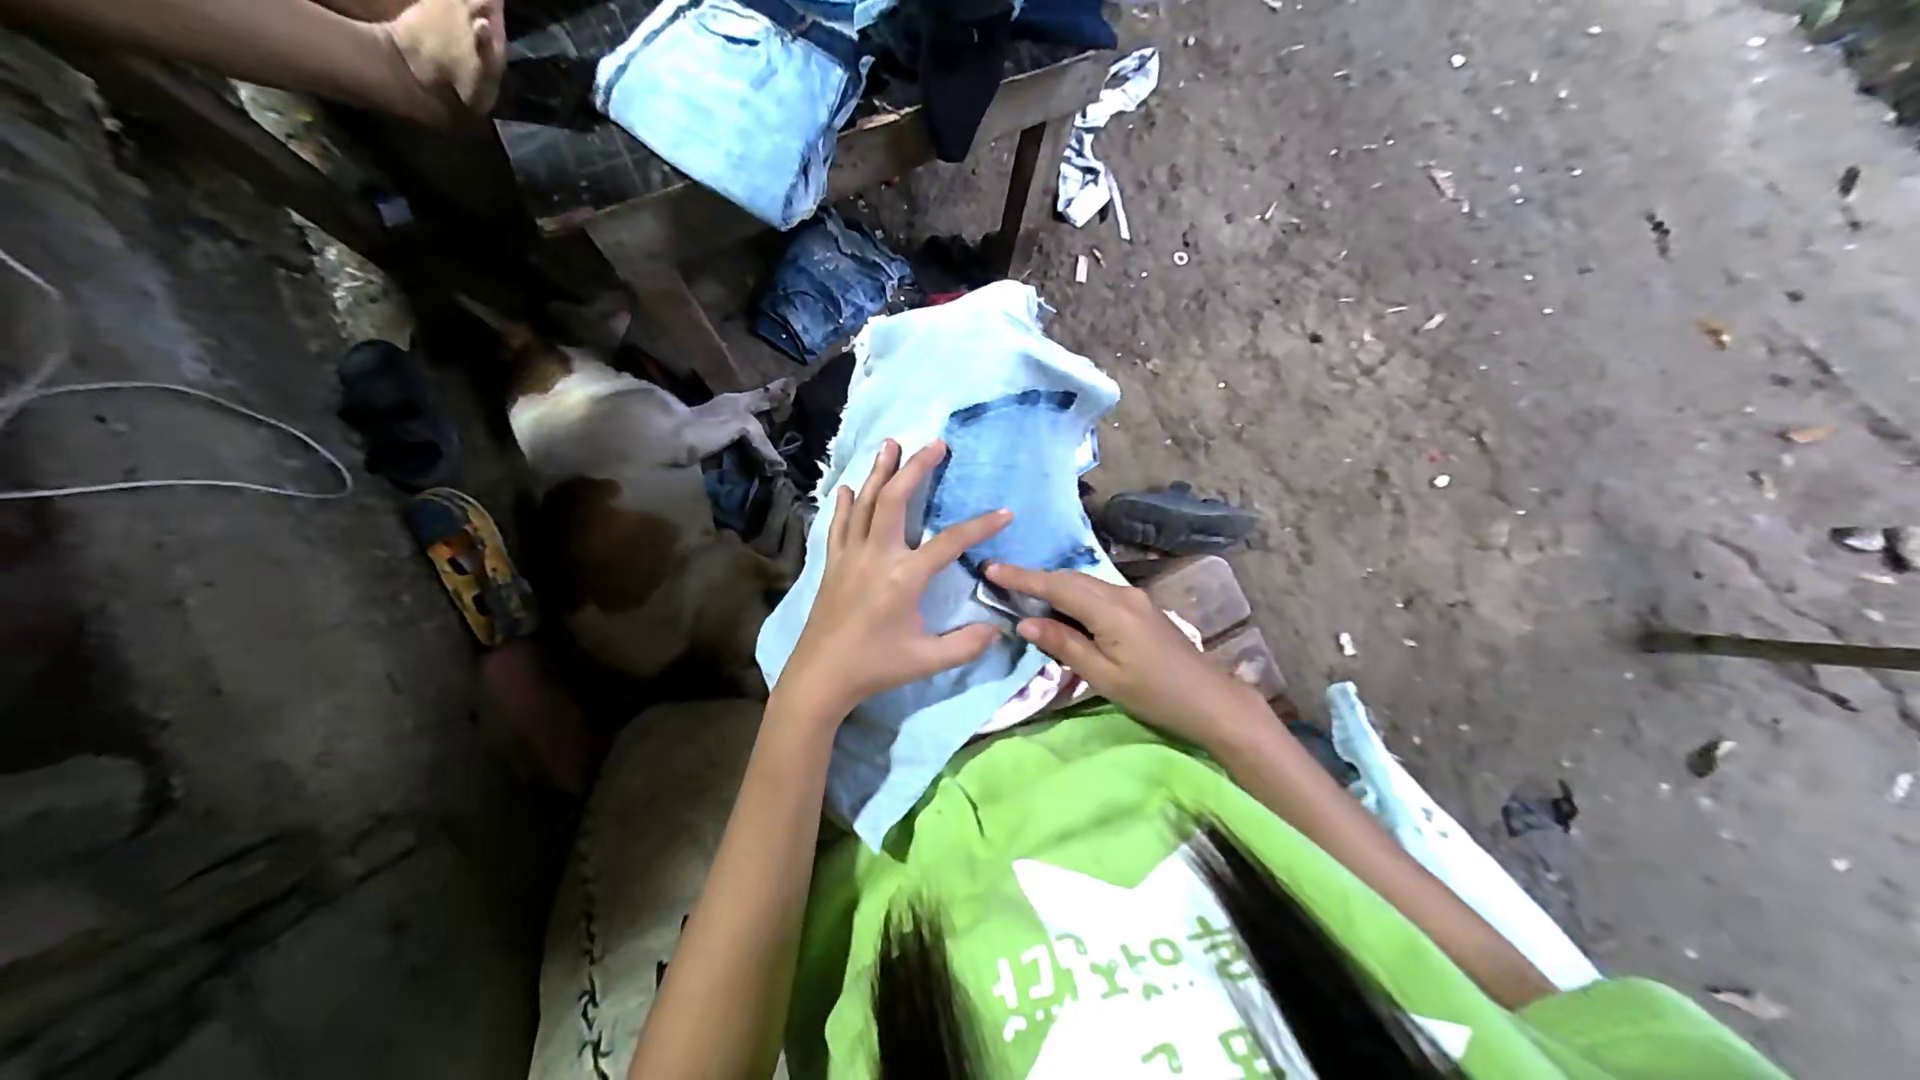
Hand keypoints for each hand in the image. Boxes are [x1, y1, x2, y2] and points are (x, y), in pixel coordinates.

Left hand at [775, 439, 1011, 720]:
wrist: (820, 676)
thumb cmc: (875, 666)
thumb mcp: (927, 660)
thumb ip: (966, 644)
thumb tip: (998, 629)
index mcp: (903, 577)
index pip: (949, 542)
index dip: (980, 526)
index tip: (1005, 512)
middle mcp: (876, 556)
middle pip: (896, 500)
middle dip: (916, 468)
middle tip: (935, 443)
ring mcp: (850, 556)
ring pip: (866, 503)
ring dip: (880, 472)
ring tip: (891, 444)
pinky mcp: (833, 564)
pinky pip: (839, 524)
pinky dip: (846, 503)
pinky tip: (851, 487)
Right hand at [984, 563, 1270, 751]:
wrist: (1211, 700)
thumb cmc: (1155, 694)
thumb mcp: (1104, 676)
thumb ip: (1064, 645)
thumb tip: (1026, 622)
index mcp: (1110, 609)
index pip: (1057, 585)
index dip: (1021, 577)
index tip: (990, 568)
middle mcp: (1121, 594)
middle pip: (1069, 578)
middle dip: (1033, 577)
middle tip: (999, 580)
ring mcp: (1133, 598)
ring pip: (1083, 583)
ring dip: (1052, 585)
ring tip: (1021, 592)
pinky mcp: (1139, 608)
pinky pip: (1097, 593)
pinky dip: (1072, 596)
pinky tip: (1059, 608)